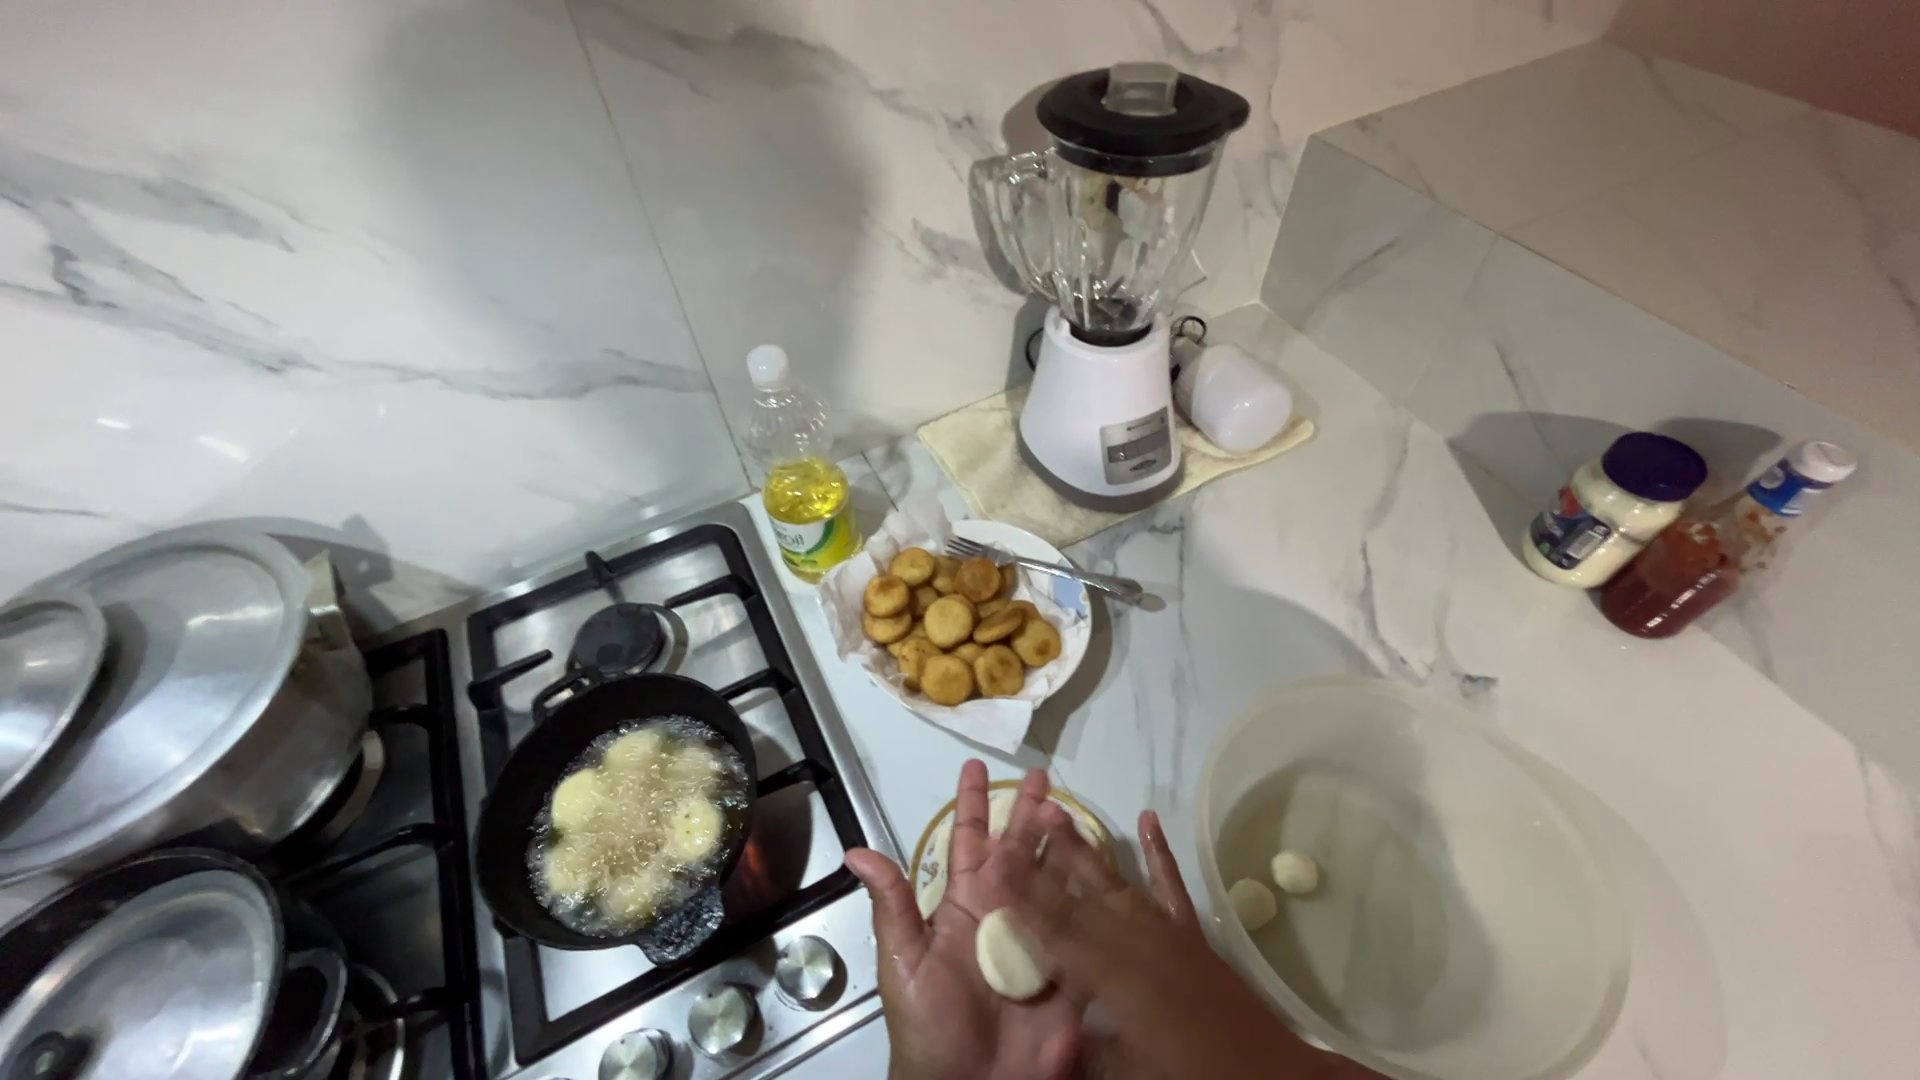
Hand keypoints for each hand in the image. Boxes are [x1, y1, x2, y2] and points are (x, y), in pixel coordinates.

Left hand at [845, 762, 1082, 1079]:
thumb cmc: (928, 1026)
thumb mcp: (904, 961)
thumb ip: (892, 904)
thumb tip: (856, 852)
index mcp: (965, 903)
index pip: (968, 840)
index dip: (972, 803)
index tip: (976, 767)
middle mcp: (1005, 909)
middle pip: (1020, 847)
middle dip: (1029, 810)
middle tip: (1043, 774)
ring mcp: (1039, 935)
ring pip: (1055, 874)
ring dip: (1063, 839)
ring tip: (1071, 804)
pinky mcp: (1070, 967)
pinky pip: (1085, 923)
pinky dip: (1095, 892)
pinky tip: (1106, 863)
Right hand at [1007, 808, 1381, 1079]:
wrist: (1271, 1076)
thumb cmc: (1195, 1079)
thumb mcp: (1131, 1077)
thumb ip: (1084, 1053)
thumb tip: (1044, 1031)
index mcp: (1114, 980)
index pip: (1055, 931)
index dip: (1020, 897)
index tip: (992, 863)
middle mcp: (1135, 944)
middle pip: (1076, 897)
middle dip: (1039, 862)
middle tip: (1009, 823)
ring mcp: (1165, 932)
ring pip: (1114, 881)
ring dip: (1081, 847)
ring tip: (1054, 810)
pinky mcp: (1191, 933)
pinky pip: (1170, 885)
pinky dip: (1158, 852)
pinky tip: (1147, 819)